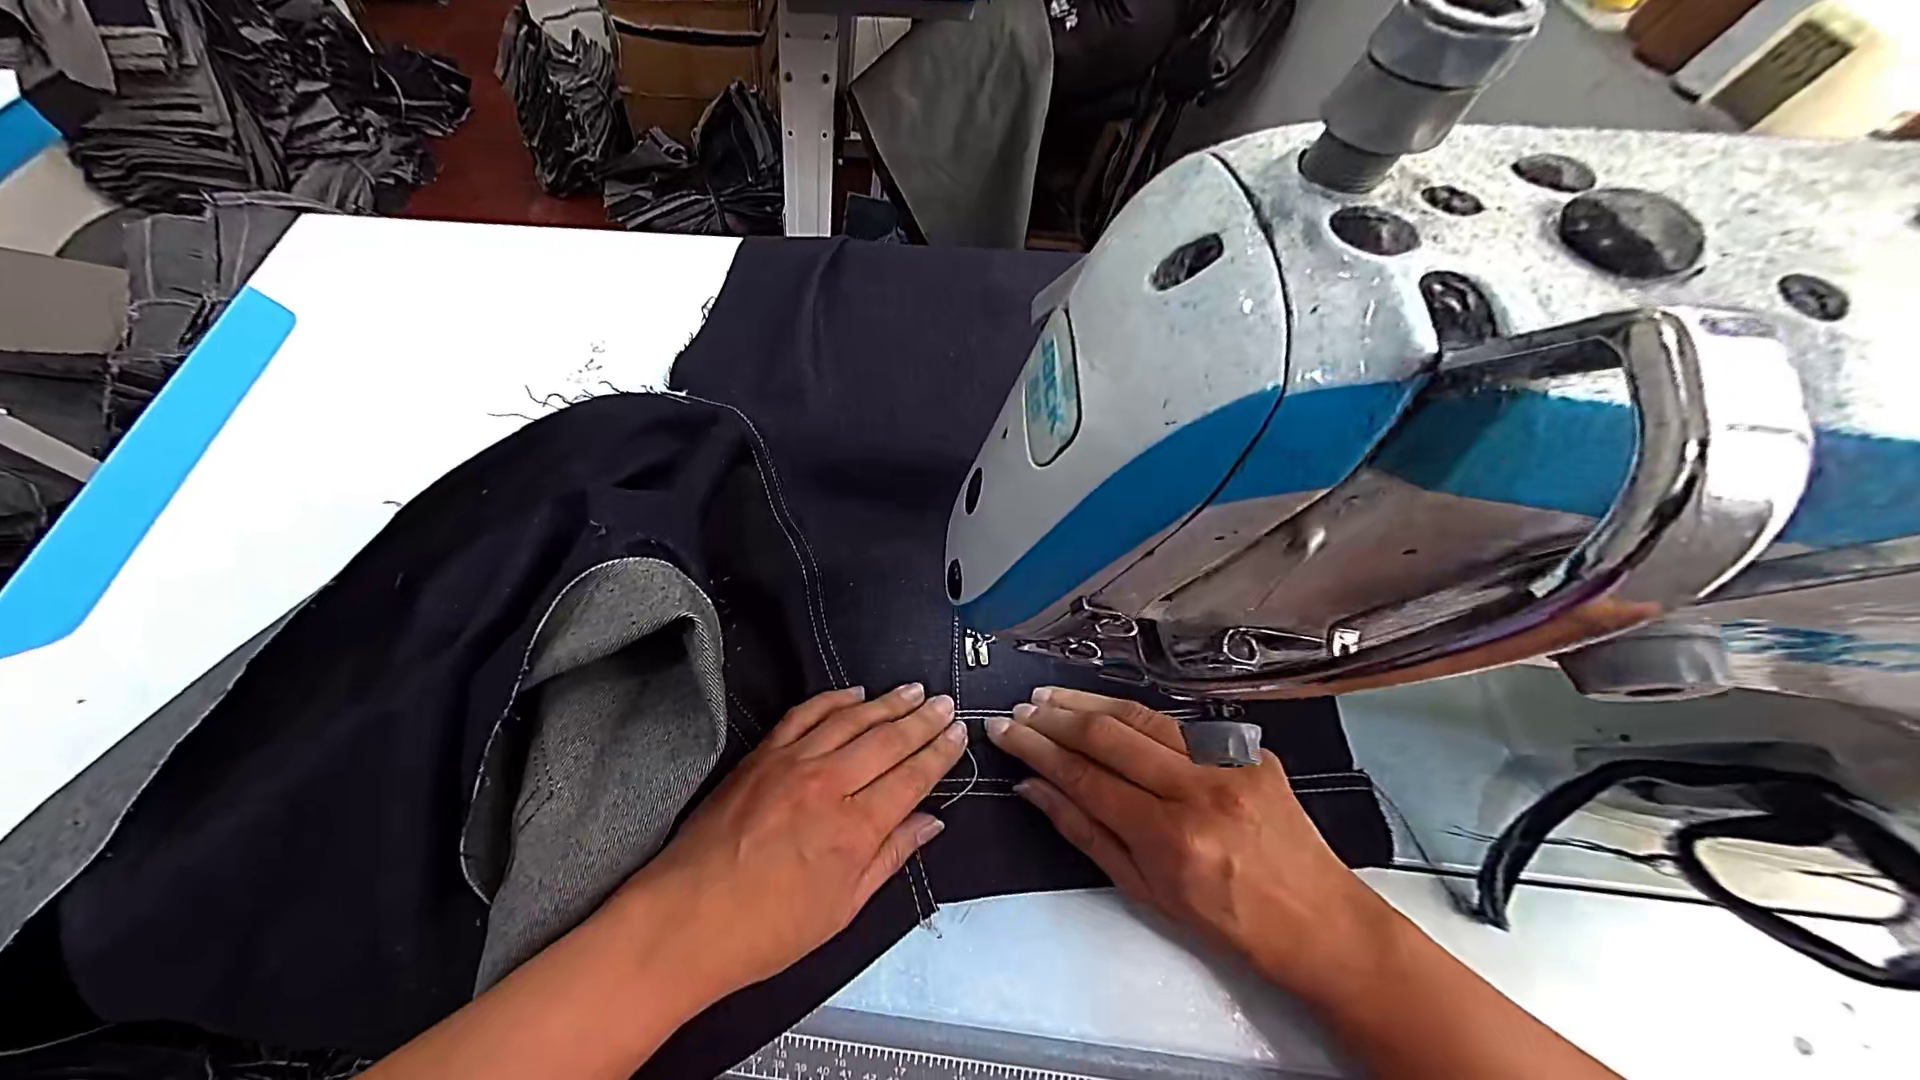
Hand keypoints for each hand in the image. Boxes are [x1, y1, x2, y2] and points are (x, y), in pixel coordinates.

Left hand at [609, 683, 966, 996]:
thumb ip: (892, 856)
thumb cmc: (766, 929)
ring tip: (913, 690)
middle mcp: (829, 785)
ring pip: (853, 719)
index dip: (940, 752)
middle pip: (890, 739)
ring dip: (888, 702)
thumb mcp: (843, 908)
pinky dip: (834, 699)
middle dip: (923, 719)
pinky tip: (855, 693)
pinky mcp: (763, 754)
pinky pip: (806, 713)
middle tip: (945, 703)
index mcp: (855, 829)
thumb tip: (930, 822)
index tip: (957, 733)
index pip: (912, 776)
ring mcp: (793, 763)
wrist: (685, 920)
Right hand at [985, 687, 1388, 987]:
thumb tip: (1035, 789)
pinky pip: (1177, 721)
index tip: (1007, 731)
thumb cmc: (1231, 924)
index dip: (1036, 749)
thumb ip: (1084, 832)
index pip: (1084, 776)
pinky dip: (1134, 712)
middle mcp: (1199, 790)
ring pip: (1140, 714)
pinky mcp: (1248, 748)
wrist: (1320, 922)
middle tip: (1020, 709)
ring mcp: (1228, 762)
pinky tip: (1105, 707)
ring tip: (1050, 697)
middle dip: (1053, 717)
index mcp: (1170, 838)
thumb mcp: (1145, 892)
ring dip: (1087, 701)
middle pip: (1107, 735)